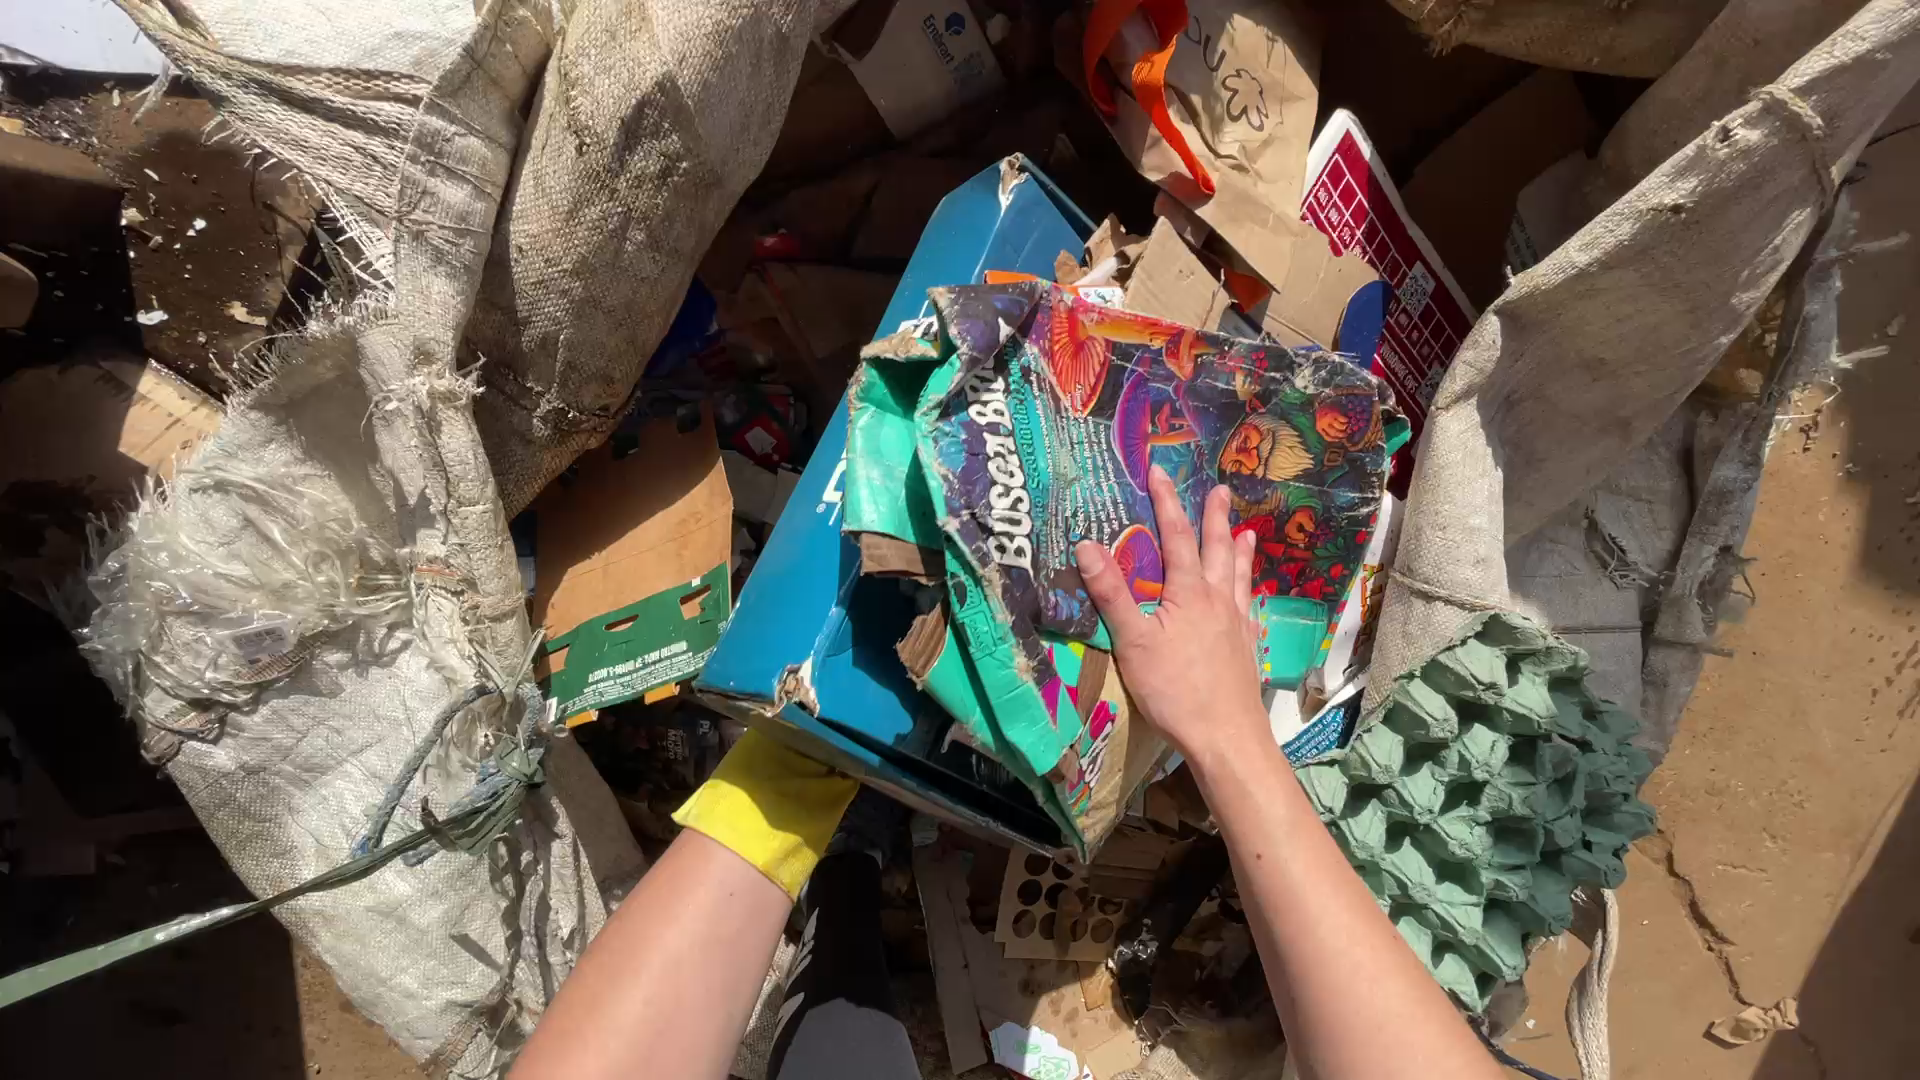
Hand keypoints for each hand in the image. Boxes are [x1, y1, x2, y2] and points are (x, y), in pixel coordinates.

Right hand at [1074, 466, 1267, 766]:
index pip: (1176, 537)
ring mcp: (1235, 624)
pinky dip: (1247, 590)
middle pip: (1215, 549)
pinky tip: (1247, 596)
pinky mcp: (1244, 648)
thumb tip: (1086, 545)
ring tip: (1246, 532)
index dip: (1166, 502)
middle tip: (1220, 490)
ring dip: (1238, 550)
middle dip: (1214, 517)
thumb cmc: (1174, 688)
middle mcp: (1217, 600)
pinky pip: (1247, 607)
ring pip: (1237, 576)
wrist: (1226, 737)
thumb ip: (1111, 593)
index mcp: (1188, 593)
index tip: (1160, 471)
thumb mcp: (1133, 641)